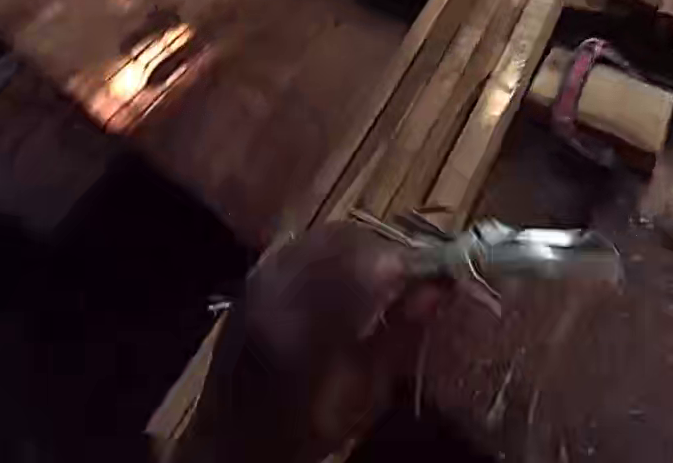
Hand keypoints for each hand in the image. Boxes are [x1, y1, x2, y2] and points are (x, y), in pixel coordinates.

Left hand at [180, 223, 445, 462]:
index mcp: (308, 323)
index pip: (373, 267)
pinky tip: (352, 273)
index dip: (414, 263)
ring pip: (333, 233)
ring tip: (387, 275)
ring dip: (368, 248)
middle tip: (418, 276)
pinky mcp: (261, 265)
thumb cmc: (301, 432)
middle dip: (392, 252)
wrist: (229, 439)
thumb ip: (397, 339)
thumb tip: (437, 291)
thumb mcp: (359, 398)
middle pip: (354, 241)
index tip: (443, 272)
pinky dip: (340, 249)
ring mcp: (266, 269)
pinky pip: (312, 239)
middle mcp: (282, 282)